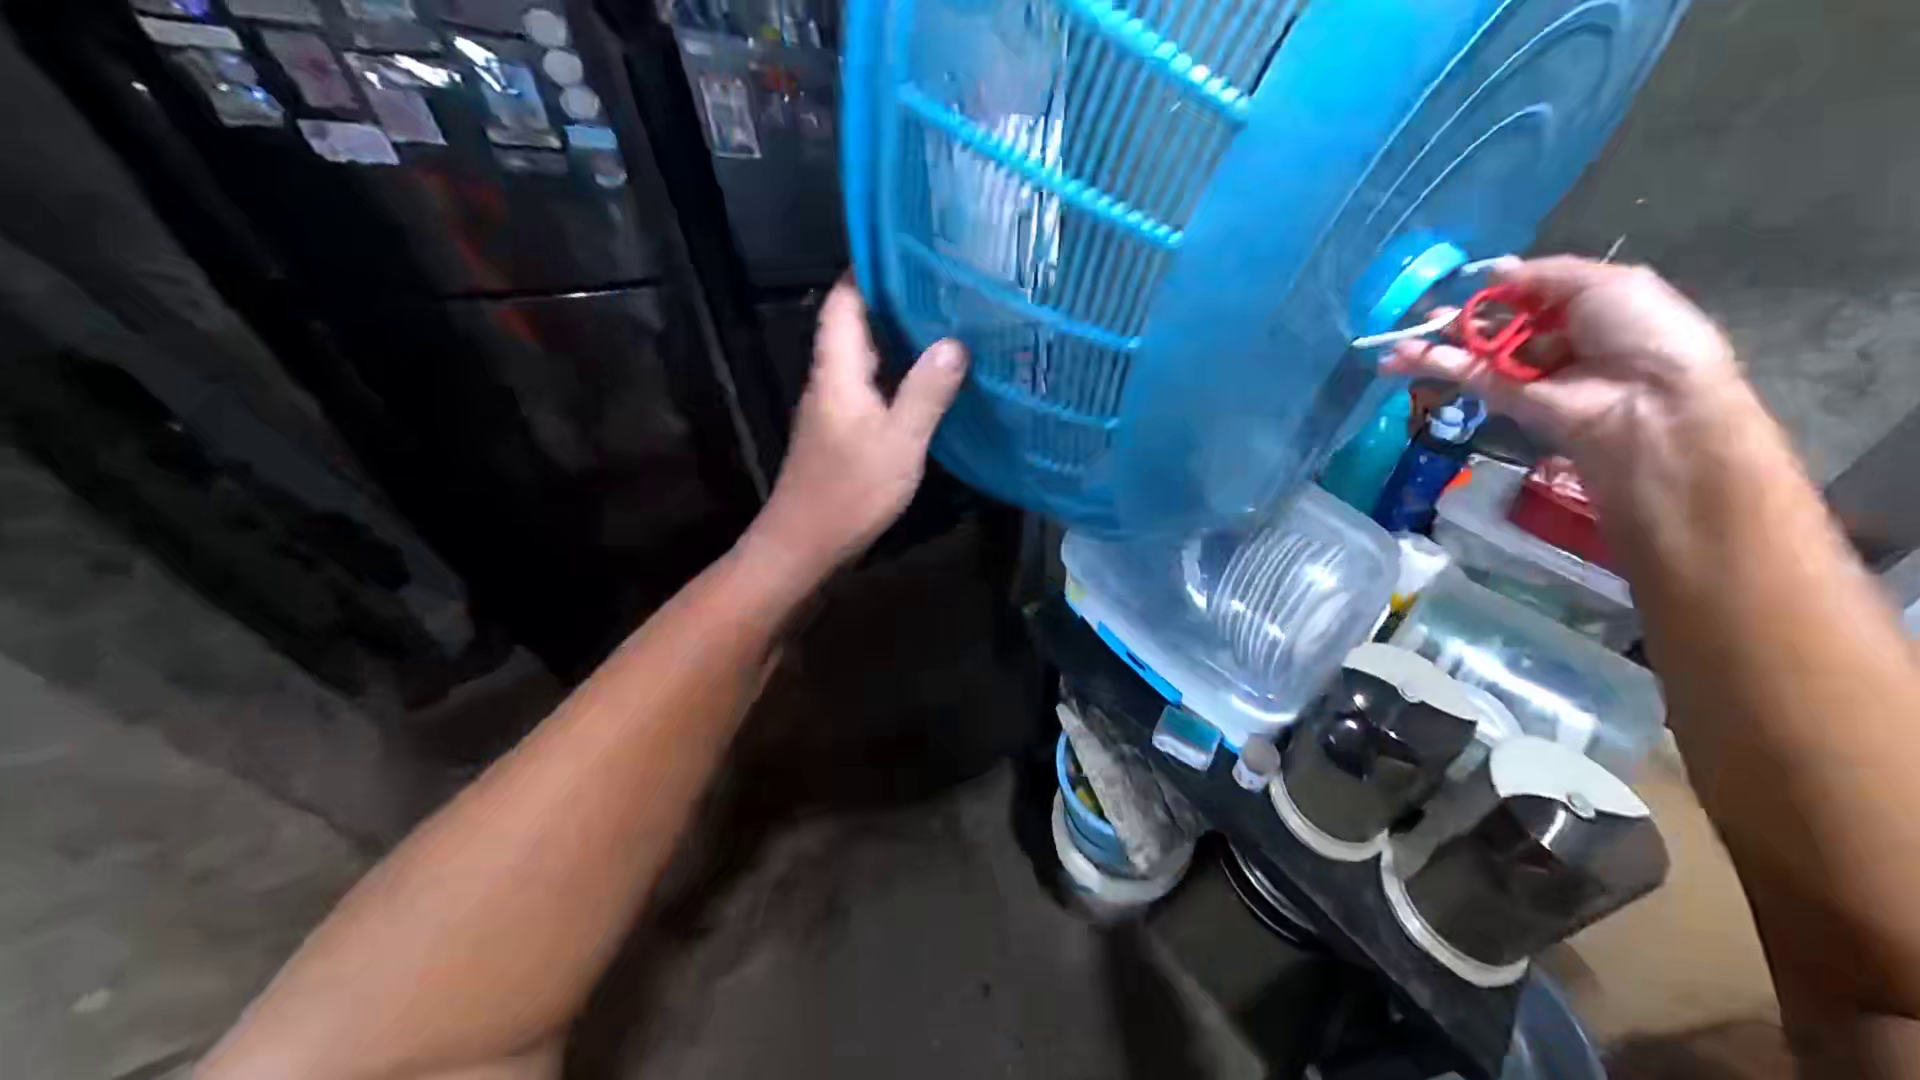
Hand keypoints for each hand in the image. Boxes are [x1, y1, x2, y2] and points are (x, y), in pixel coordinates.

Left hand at [741, 278, 966, 576]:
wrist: (805, 543)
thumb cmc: (850, 491)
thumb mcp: (899, 441)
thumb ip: (926, 391)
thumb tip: (955, 342)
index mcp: (837, 371)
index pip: (843, 300)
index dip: (868, 269)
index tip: (908, 248)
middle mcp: (830, 379)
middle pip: (854, 324)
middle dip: (893, 299)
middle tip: (943, 283)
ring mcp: (834, 406)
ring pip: (864, 356)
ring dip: (898, 338)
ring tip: (945, 322)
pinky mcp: (842, 430)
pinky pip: (871, 385)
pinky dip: (897, 373)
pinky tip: (928, 380)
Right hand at [1383, 256, 1743, 460]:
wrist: (1643, 399)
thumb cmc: (1639, 330)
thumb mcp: (1606, 282)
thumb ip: (1544, 274)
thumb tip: (1494, 270)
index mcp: (1583, 308)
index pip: (1530, 295)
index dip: (1502, 289)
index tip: (1476, 281)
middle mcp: (1549, 339)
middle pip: (1493, 324)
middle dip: (1459, 317)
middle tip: (1427, 314)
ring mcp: (1520, 369)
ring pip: (1469, 350)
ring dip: (1433, 343)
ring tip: (1396, 341)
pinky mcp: (1498, 395)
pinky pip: (1463, 372)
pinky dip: (1432, 362)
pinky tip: (1400, 358)